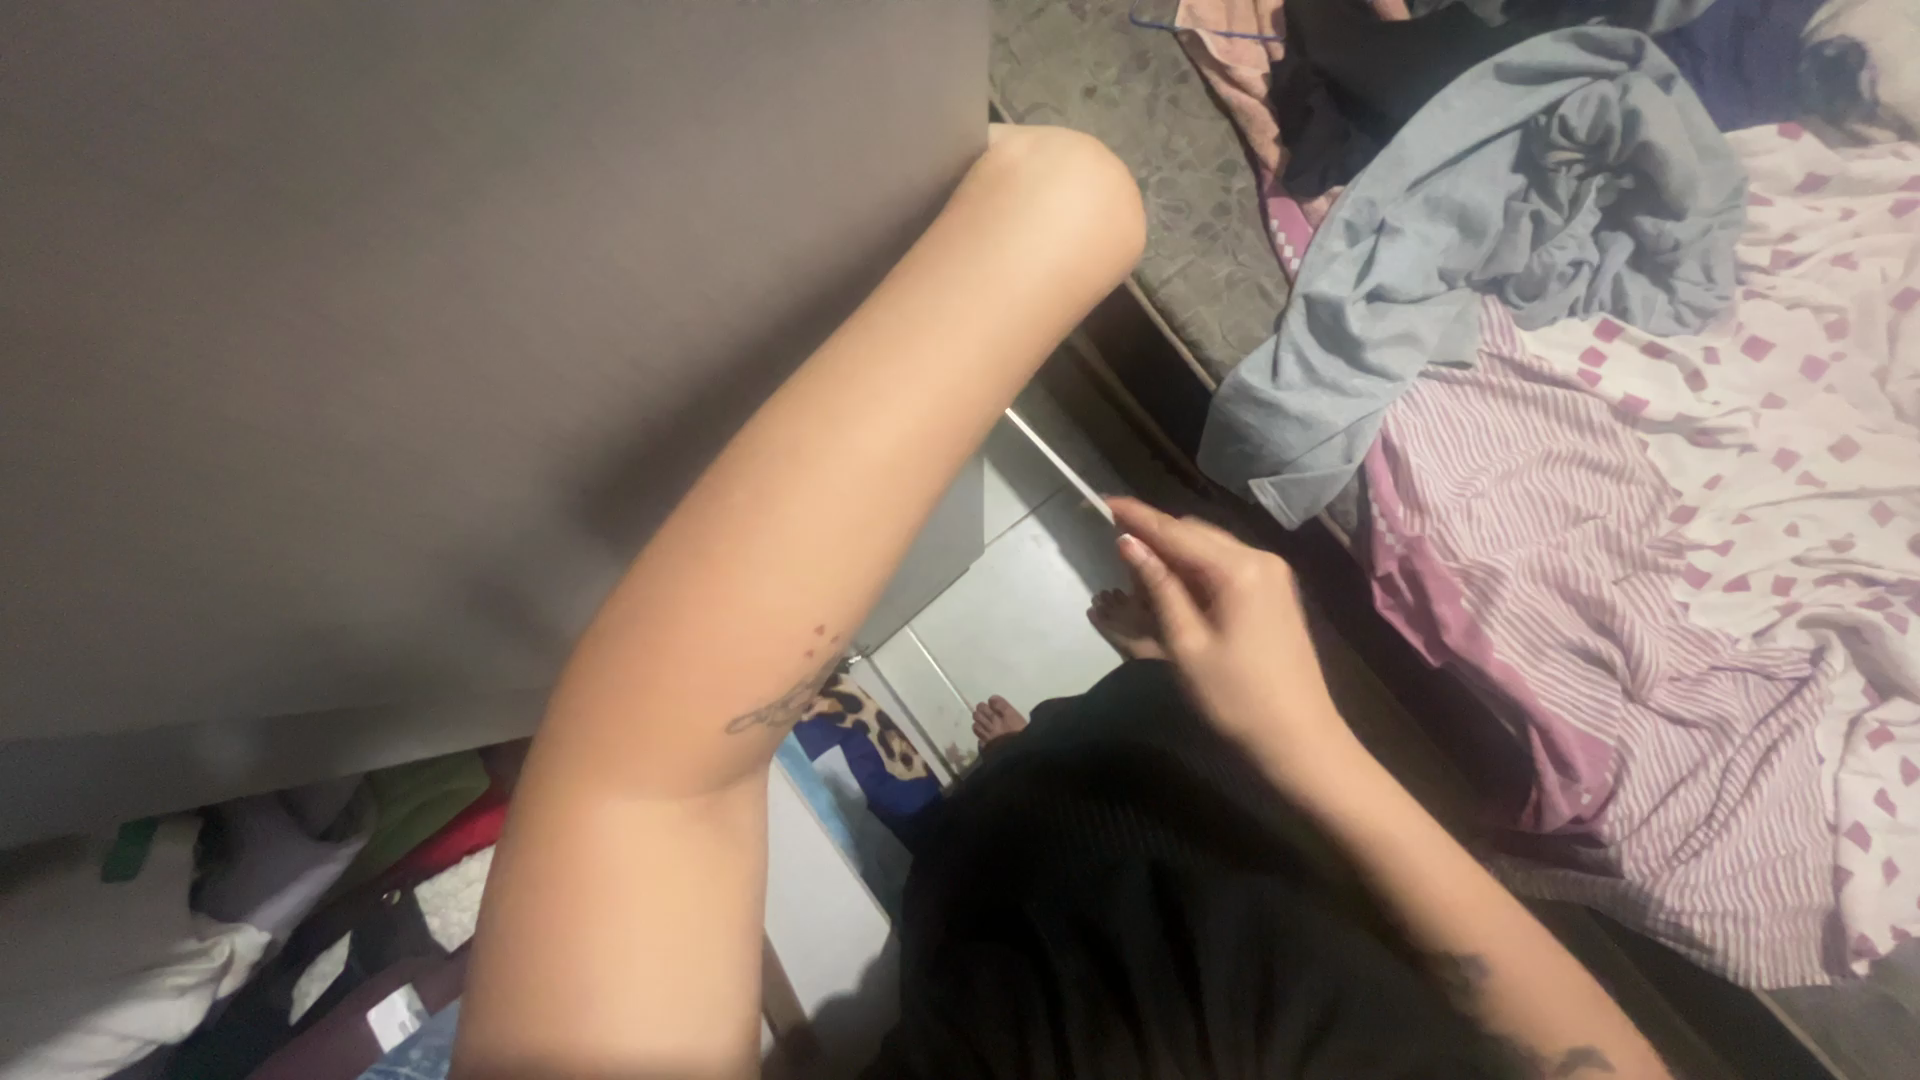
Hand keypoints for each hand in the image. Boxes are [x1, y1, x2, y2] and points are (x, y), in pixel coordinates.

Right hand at [1107, 498, 1353, 770]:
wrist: (1299, 741)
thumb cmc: (1235, 697)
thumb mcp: (1186, 643)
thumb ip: (1158, 586)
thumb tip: (1127, 542)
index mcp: (1238, 569)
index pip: (1175, 531)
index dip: (1136, 516)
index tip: (1100, 501)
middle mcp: (1259, 558)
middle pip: (1193, 533)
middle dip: (1153, 538)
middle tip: (1114, 557)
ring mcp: (1271, 574)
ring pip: (1208, 548)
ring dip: (1172, 555)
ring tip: (1138, 581)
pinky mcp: (1272, 592)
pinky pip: (1223, 566)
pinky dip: (1193, 571)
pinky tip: (1172, 590)